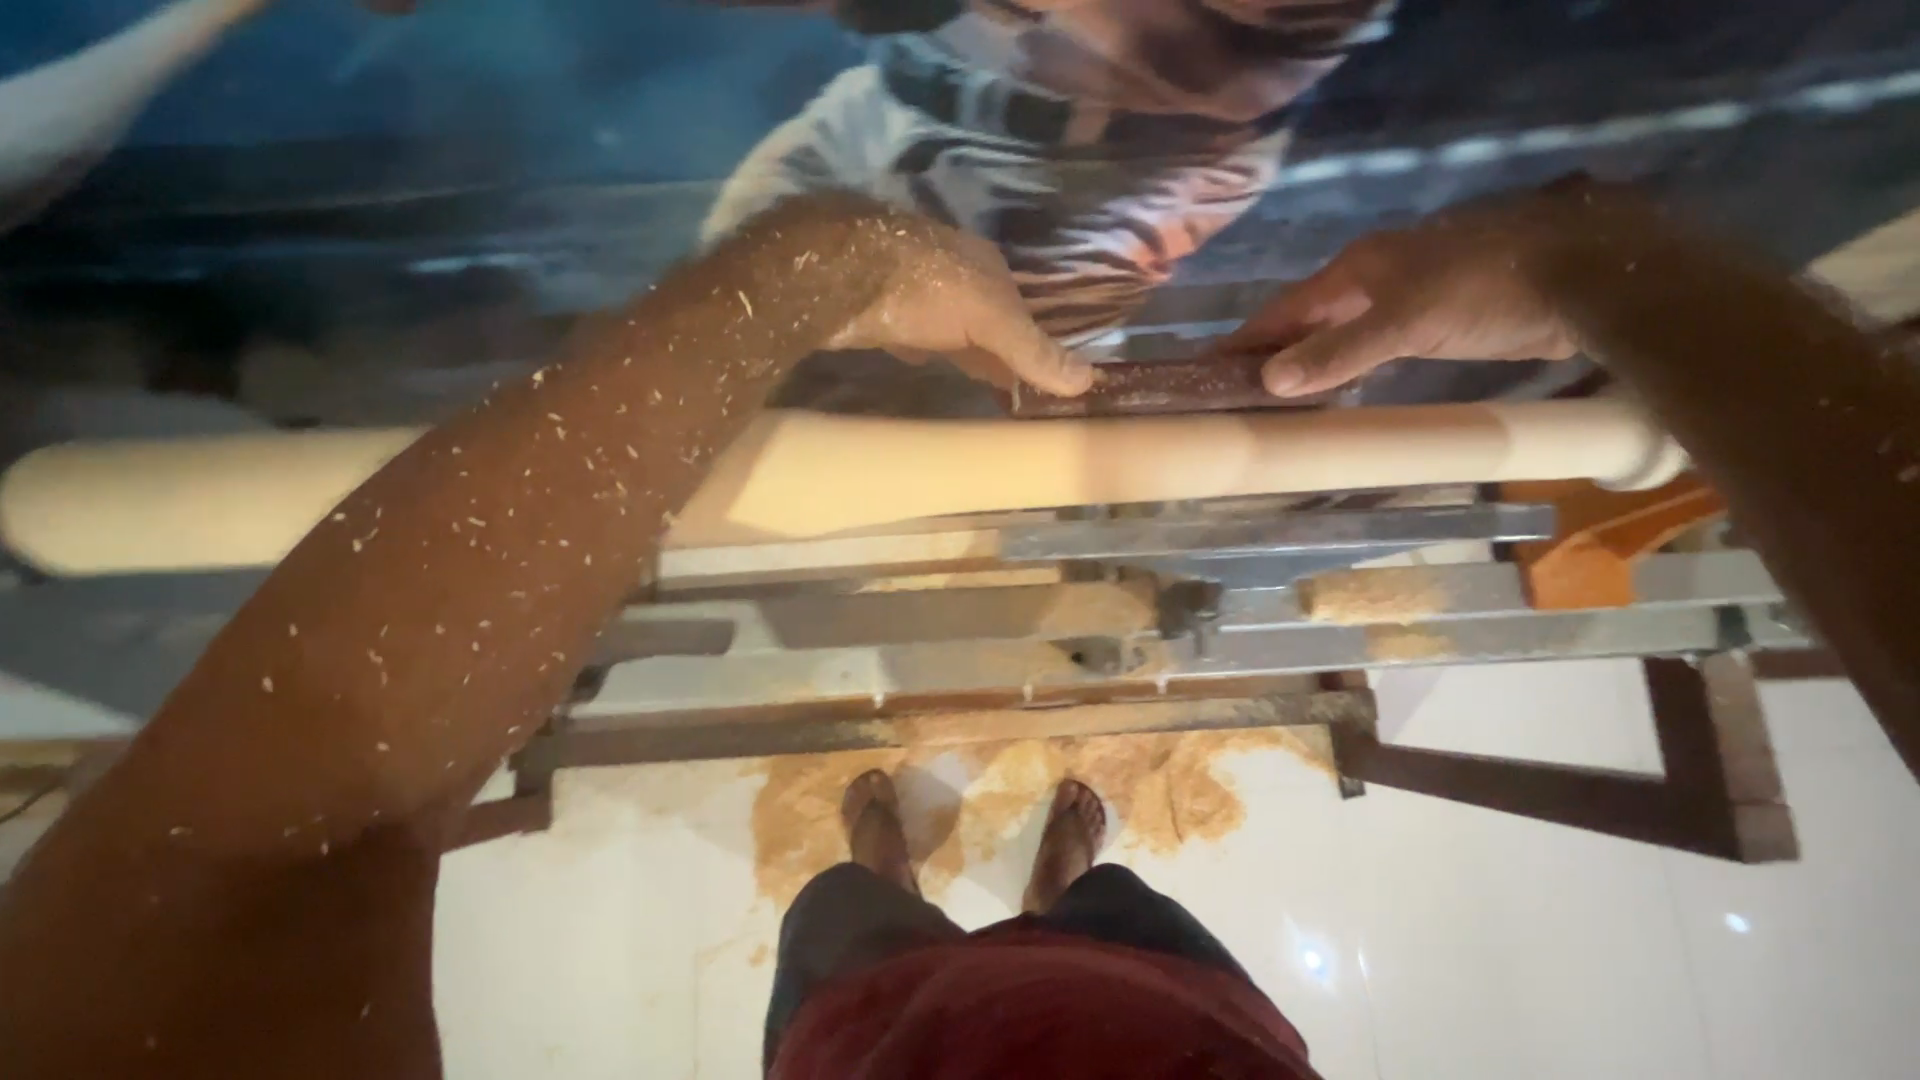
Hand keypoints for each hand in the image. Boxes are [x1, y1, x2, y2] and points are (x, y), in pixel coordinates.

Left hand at [824, 212, 1095, 397]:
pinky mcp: (881, 312)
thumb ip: (1033, 350)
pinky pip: (914, 337)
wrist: (838, 279)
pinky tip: (932, 369)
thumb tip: (1088, 381)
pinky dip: (928, 353)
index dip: (1035, 341)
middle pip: (987, 320)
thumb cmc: (925, 289)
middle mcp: (952, 273)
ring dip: (967, 354)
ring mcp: (914, 291)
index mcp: (986, 266)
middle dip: (1002, 352)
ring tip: (986, 391)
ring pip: (951, 329)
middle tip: (1019, 394)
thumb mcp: (991, 320)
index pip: (1022, 308)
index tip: (1047, 378)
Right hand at [1214, 182, 1655, 396]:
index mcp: (1357, 269)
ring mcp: (1405, 295)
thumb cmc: (1488, 288)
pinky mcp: (1435, 317)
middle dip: (1270, 352)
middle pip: (1306, 319)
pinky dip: (1345, 366)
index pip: (1284, 310)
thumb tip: (1271, 381)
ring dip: (1307, 361)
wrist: (1588, 275)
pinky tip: (1339, 388)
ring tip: (1275, 397)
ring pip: (1338, 332)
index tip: (1207, 369)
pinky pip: (1369, 345)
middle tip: (1235, 391)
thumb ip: (1340, 352)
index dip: (1246, 339)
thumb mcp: (1407, 321)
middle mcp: (1373, 277)